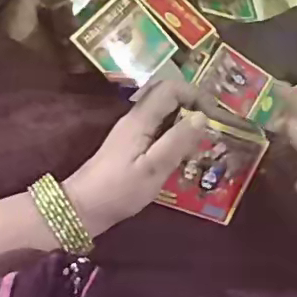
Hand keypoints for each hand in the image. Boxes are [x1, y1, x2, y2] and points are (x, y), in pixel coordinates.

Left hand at [63, 80, 208, 235]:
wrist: (82, 208)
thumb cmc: (119, 190)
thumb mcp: (153, 168)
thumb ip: (178, 141)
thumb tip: (202, 117)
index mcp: (140, 119)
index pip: (171, 88)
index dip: (196, 94)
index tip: (214, 115)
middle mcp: (135, 119)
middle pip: (166, 96)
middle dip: (192, 105)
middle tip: (212, 126)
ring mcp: (130, 132)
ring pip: (162, 113)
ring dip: (184, 121)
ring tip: (202, 142)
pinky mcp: (129, 145)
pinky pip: (157, 129)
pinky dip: (174, 134)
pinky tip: (183, 155)